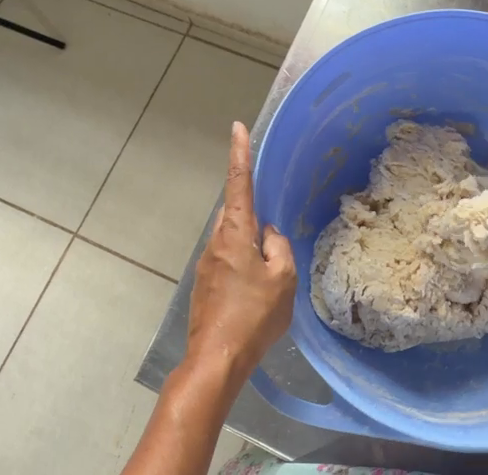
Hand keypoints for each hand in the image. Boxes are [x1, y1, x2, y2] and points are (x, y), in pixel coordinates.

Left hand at [186, 122, 295, 385]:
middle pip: (235, 213)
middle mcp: (216, 241)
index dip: (240, 152)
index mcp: (235, 232)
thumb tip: (269, 234)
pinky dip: (243, 265)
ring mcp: (206, 264)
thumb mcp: (282, 279)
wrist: (216, 360)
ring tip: (269, 276)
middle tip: (272, 232)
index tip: (238, 127)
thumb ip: (279, 248)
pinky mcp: (204, 285)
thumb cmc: (253, 316)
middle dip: (252, 212)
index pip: (239, 182)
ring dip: (250, 245)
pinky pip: (228, 261)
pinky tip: (256, 292)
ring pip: (232, 239)